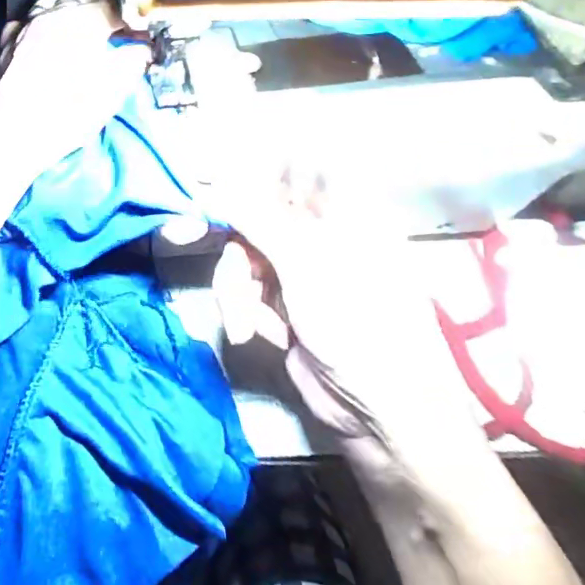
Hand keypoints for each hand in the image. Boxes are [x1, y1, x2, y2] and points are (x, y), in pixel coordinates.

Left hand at [0, 0, 150, 176]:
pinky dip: (43, 24)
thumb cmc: (67, 113)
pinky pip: (28, 20)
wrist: (11, 134)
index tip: (143, 34)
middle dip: (106, 10)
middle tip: (118, 32)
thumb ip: (133, 62)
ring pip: (55, 1)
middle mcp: (54, 12)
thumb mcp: (112, 91)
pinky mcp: (5, 39)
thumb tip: (143, 50)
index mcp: (84, 21)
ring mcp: (25, 23)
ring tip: (81, 32)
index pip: (118, 6)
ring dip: (73, 11)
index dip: (135, 20)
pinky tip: (46, 41)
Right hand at [208, 167, 477, 457]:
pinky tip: (252, 334)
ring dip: (235, 286)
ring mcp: (306, 272)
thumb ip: (259, 216)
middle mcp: (325, 234)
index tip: (211, 176)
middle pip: (260, 214)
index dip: (252, 169)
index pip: (294, 168)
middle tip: (201, 248)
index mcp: (346, 210)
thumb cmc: (359, 325)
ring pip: (248, 255)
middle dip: (234, 243)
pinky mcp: (288, 308)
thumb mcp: (306, 263)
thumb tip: (222, 177)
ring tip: (240, 322)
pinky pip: (250, 291)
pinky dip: (244, 310)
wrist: (384, 416)